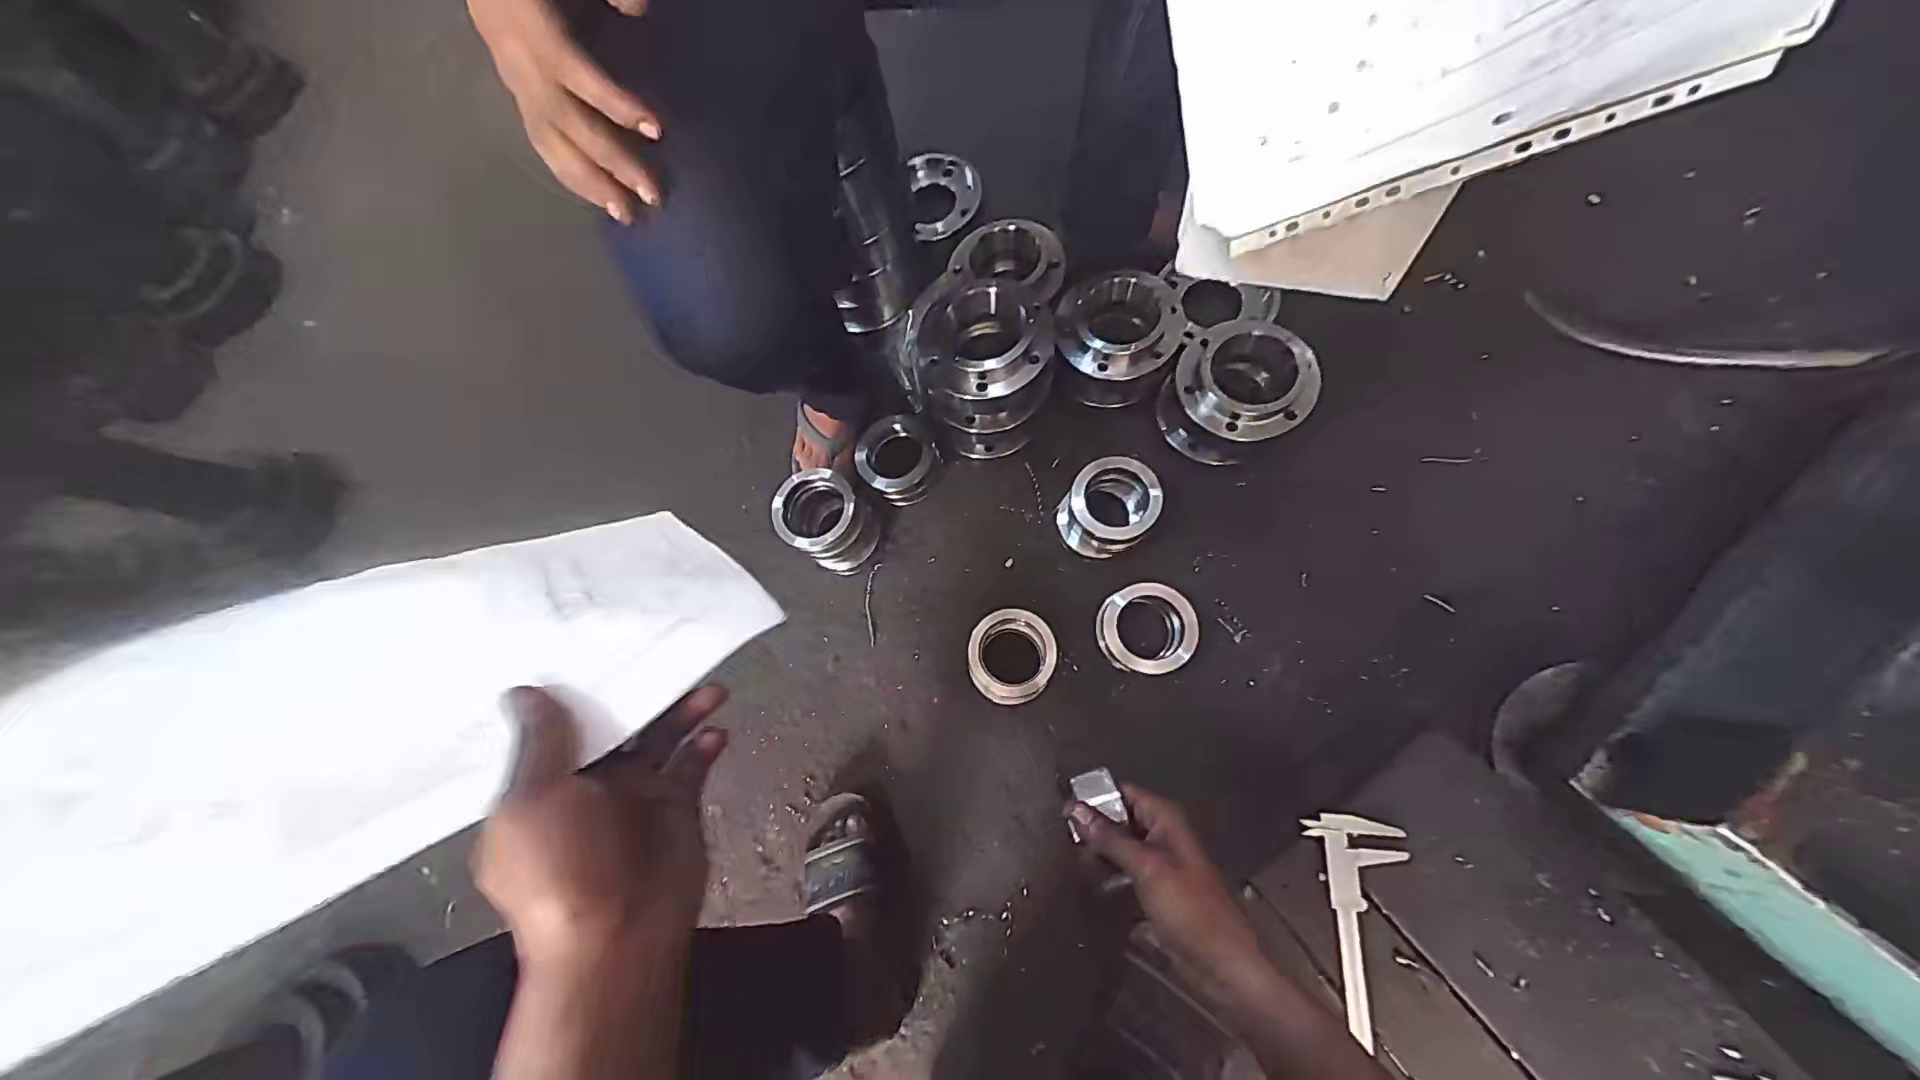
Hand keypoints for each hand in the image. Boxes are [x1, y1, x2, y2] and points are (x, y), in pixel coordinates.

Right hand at [466, 0, 661, 223]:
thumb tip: (637, 8)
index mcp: (531, 25)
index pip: (574, 71)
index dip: (614, 103)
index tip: (657, 130)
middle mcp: (519, 62)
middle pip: (567, 121)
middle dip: (612, 163)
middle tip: (653, 196)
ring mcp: (516, 84)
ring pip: (550, 142)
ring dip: (591, 184)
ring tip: (626, 216)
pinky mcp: (520, 100)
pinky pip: (545, 145)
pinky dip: (574, 177)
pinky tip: (604, 202)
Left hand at [475, 684, 727, 970]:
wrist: (620, 935)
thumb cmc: (562, 870)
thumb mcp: (532, 803)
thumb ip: (538, 745)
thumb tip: (521, 693)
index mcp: (546, 786)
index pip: (561, 726)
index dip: (577, 690)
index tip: (593, 647)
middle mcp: (592, 786)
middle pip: (620, 725)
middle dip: (642, 694)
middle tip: (666, 656)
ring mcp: (638, 796)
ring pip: (664, 738)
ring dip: (685, 712)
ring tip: (709, 688)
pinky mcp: (677, 806)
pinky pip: (694, 765)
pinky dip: (707, 745)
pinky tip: (716, 732)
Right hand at [1068, 784, 1262, 986]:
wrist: (1222, 965)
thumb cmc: (1189, 908)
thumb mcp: (1146, 866)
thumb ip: (1109, 837)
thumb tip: (1075, 809)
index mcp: (1166, 818)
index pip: (1124, 792)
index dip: (1096, 798)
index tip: (1066, 811)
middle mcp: (1162, 833)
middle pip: (1120, 818)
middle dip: (1095, 828)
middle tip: (1069, 842)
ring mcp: (1159, 862)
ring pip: (1120, 845)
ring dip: (1100, 852)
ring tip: (1078, 863)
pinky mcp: (1155, 888)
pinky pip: (1125, 869)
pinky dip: (1110, 872)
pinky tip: (1094, 881)